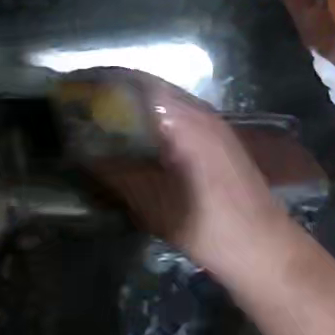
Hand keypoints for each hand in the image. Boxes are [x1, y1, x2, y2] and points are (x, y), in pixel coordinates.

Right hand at [88, 73, 299, 283]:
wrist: (267, 253)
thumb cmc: (206, 226)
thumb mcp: (150, 202)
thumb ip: (111, 170)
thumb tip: (75, 150)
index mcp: (181, 118)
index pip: (130, 82)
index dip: (96, 80)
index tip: (67, 87)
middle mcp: (197, 110)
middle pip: (143, 84)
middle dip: (108, 87)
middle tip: (76, 99)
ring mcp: (210, 122)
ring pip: (158, 97)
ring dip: (127, 99)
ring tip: (95, 113)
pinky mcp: (216, 138)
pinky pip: (171, 111)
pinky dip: (144, 113)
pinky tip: (130, 134)